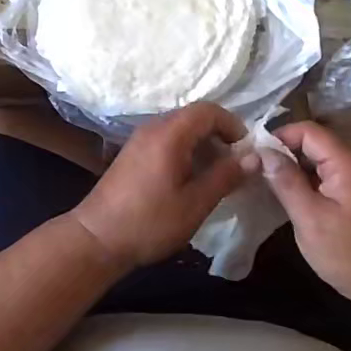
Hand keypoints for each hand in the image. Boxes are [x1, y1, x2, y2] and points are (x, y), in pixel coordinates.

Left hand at [71, 103, 251, 268]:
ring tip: (216, 175)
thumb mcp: (195, 203)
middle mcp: (154, 127)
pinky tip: (190, 180)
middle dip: (220, 135)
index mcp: (170, 133)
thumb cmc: (149, 222)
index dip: (233, 125)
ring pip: (182, 129)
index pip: (209, 110)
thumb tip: (255, 157)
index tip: (246, 151)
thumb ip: (226, 175)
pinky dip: (186, 151)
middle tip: (235, 165)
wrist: (95, 240)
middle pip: (195, 116)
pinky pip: (168, 140)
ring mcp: (140, 139)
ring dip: (204, 145)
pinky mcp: (133, 153)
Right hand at [258, 121, 350, 311]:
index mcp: (348, 164)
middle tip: (254, 171)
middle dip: (284, 153)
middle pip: (315, 143)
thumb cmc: (350, 255)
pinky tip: (289, 199)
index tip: (253, 155)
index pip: (309, 131)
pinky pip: (327, 178)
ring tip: (265, 184)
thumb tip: (263, 151)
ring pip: (319, 162)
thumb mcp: (311, 220)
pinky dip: (307, 183)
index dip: (279, 136)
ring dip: (294, 169)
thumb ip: (286, 182)